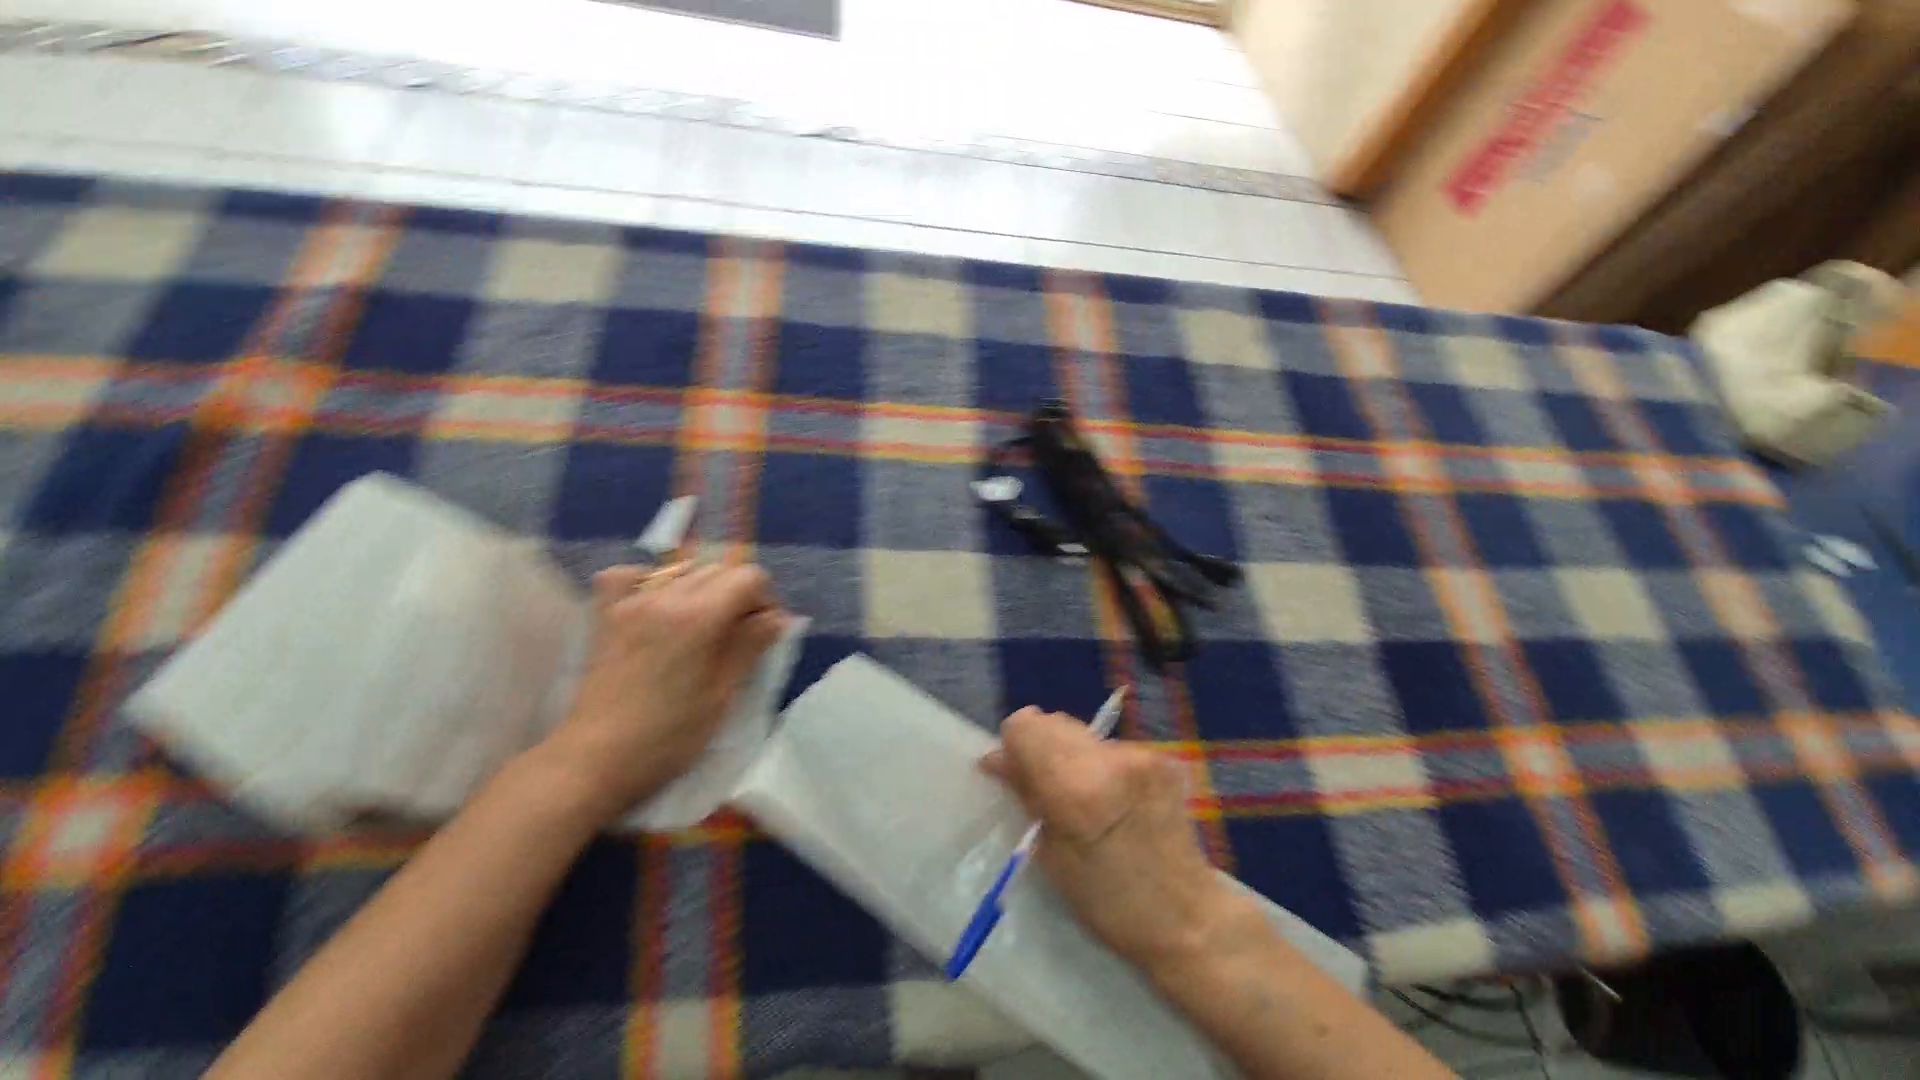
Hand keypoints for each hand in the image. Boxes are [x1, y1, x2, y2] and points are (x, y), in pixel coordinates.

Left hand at [534, 562, 786, 822]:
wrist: (597, 760)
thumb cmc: (668, 737)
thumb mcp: (721, 695)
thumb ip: (750, 646)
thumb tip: (776, 617)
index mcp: (699, 615)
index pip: (749, 577)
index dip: (765, 601)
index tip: (763, 634)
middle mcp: (665, 595)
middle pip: (718, 571)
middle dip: (737, 595)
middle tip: (738, 637)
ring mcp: (630, 602)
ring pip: (682, 572)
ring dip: (701, 591)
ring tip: (700, 630)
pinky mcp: (607, 615)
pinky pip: (630, 576)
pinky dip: (648, 583)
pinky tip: (657, 608)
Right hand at [982, 708, 1248, 971]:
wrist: (1185, 917)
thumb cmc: (1107, 901)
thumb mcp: (1051, 855)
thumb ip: (1025, 794)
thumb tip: (997, 757)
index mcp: (1077, 787)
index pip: (1026, 727)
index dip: (1015, 746)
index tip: (1016, 774)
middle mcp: (1111, 758)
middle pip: (1055, 722)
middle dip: (1041, 748)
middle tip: (1046, 789)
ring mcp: (1142, 754)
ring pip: (1084, 733)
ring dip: (1072, 755)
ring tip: (1083, 798)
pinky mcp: (1163, 758)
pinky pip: (1112, 747)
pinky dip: (1101, 765)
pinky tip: (1112, 799)